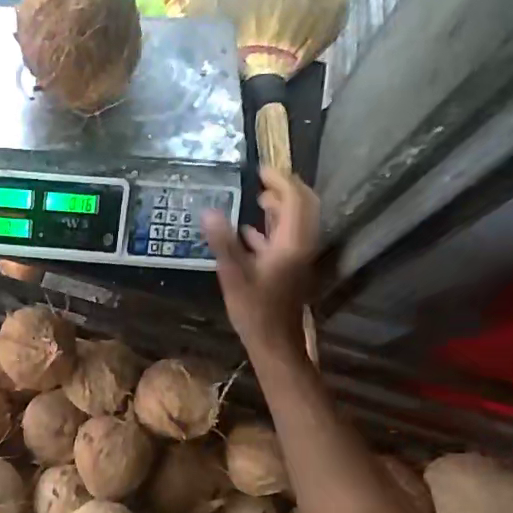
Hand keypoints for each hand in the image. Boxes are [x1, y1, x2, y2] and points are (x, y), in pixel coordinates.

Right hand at [204, 165, 323, 360]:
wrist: (274, 343)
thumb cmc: (255, 311)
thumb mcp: (233, 275)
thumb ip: (223, 241)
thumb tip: (209, 211)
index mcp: (292, 243)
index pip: (294, 199)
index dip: (280, 180)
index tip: (260, 170)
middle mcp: (302, 245)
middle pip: (304, 205)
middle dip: (286, 188)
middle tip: (263, 179)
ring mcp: (299, 257)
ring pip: (297, 221)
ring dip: (281, 206)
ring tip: (257, 197)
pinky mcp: (292, 268)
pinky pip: (287, 238)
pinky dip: (273, 227)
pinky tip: (250, 230)